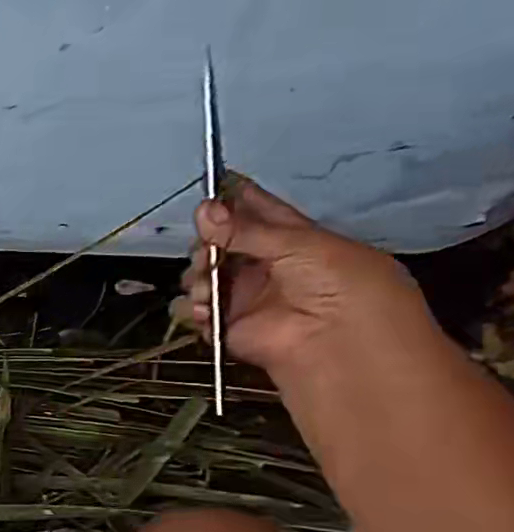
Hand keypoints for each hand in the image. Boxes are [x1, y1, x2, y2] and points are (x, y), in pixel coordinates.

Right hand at [173, 178, 431, 379]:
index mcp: (293, 240)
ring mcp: (241, 295)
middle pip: (216, 244)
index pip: (257, 212)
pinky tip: (206, 310)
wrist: (335, 343)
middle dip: (205, 246)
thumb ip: (246, 230)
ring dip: (197, 279)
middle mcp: (263, 265)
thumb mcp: (301, 247)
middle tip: (209, 254)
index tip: (208, 188)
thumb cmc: (339, 287)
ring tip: (208, 290)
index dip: (233, 199)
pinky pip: (191, 309)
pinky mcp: (223, 322)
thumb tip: (202, 208)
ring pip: (198, 276)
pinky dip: (192, 308)